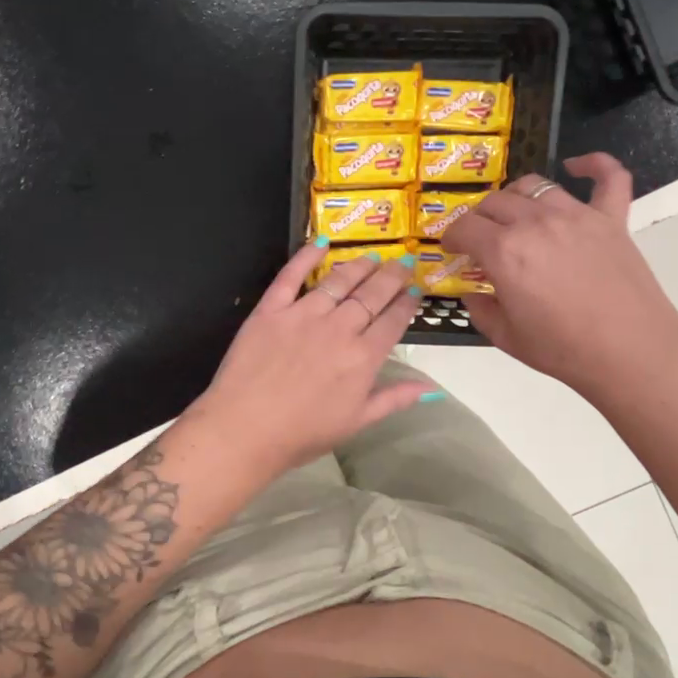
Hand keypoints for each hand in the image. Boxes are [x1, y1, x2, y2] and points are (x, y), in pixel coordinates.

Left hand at [185, 243, 436, 475]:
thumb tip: (432, 389)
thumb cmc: (302, 434)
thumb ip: (393, 400)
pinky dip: (306, 257)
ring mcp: (303, 315)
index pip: (393, 321)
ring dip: (359, 266)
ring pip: (338, 282)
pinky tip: (321, 243)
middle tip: (403, 261)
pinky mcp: (270, 310)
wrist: (245, 428)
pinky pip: (290, 276)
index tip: (415, 289)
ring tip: (372, 256)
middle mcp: (338, 329)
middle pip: (371, 295)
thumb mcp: (356, 422)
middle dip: (391, 276)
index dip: (406, 303)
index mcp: (363, 358)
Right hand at [444, 153, 677, 398]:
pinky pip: (608, 178)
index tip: (452, 250)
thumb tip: (472, 292)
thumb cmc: (562, 349)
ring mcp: (576, 215)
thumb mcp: (504, 336)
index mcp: (504, 252)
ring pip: (534, 186)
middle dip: (478, 219)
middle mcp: (536, 223)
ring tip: (514, 215)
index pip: (464, 227)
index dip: (451, 238)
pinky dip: (593, 164)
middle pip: (494, 202)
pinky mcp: (611, 219)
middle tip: (480, 240)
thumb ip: (480, 308)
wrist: (630, 354)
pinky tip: (576, 165)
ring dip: (515, 197)